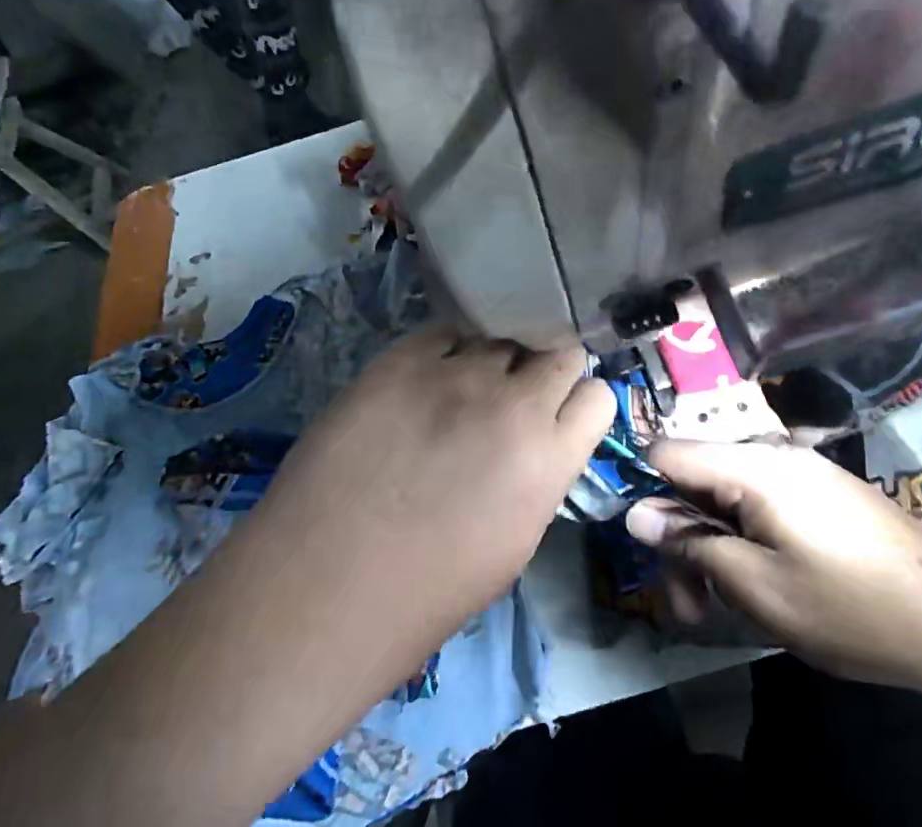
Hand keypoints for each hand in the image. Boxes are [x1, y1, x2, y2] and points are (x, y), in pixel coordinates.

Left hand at [255, 327, 612, 656]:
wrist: (324, 588)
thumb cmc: (430, 589)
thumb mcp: (519, 541)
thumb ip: (544, 475)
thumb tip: (544, 440)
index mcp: (550, 458)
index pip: (598, 396)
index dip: (579, 404)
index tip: (560, 415)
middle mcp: (514, 404)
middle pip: (560, 352)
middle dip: (548, 370)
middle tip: (519, 394)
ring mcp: (455, 376)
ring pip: (503, 339)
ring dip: (496, 361)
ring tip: (465, 389)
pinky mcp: (399, 362)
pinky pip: (445, 333)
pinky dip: (447, 351)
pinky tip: (427, 380)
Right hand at [626, 441, 921, 697]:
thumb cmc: (850, 608)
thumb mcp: (757, 587)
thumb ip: (691, 544)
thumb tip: (634, 512)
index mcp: (754, 465)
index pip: (667, 451)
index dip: (642, 490)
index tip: (644, 545)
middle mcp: (775, 454)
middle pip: (696, 480)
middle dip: (680, 540)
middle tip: (690, 609)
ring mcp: (803, 471)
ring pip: (727, 497)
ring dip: (711, 548)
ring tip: (721, 610)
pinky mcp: (823, 492)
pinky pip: (762, 503)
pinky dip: (744, 540)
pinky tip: (759, 584)